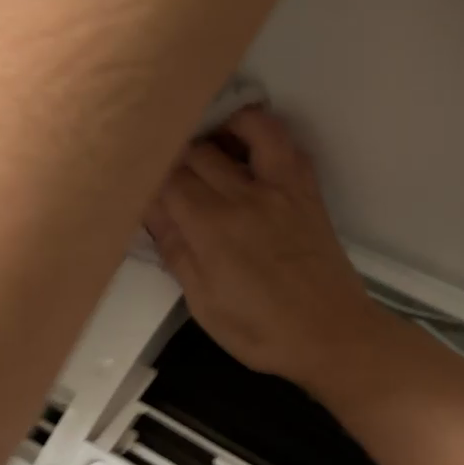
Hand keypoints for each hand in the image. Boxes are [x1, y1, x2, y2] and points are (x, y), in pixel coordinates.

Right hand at [145, 108, 390, 392]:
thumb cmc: (260, 331)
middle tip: (158, 170)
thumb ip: (176, 252)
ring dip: (214, 129)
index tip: (133, 184)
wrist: (331, 335)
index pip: (166, 181)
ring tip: (200, 146)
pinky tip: (243, 145)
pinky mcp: (304, 188)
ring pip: (239, 129)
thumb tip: (152, 214)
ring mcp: (278, 186)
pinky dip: (258, 130)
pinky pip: (281, 141)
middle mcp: (242, 196)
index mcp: (210, 229)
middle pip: (195, 152)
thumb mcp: (203, 304)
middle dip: (170, 155)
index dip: (146, 177)